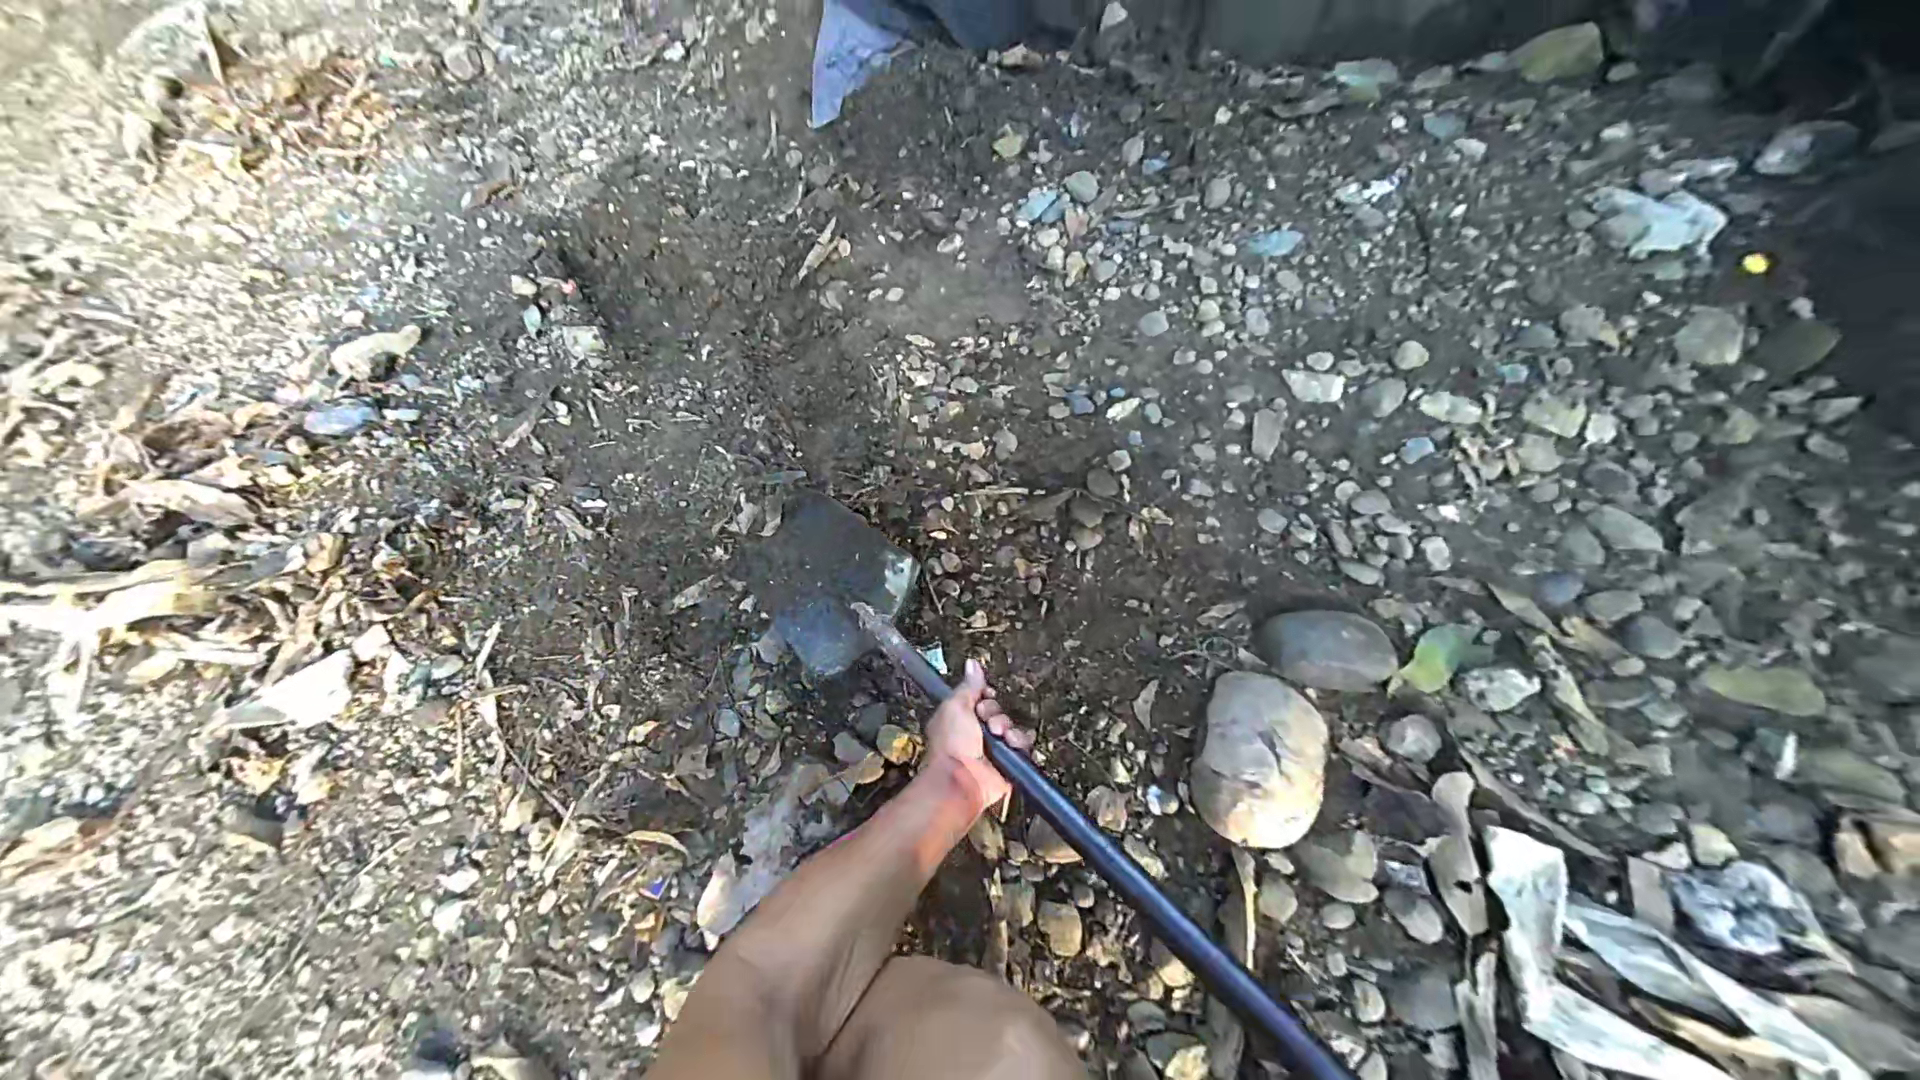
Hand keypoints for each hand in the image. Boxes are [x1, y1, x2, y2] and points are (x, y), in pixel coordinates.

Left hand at [924, 659, 1032, 817]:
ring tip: (999, 735)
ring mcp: (993, 749)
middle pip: (998, 711)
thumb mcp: (956, 705)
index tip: (984, 696)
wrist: (961, 778)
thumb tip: (972, 663)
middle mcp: (976, 733)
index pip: (981, 699)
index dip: (985, 696)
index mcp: (960, 718)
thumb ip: (968, 686)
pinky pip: (1022, 745)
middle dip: (995, 713)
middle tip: (987, 722)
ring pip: (1012, 726)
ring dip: (1008, 727)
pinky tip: (1010, 743)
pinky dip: (1019, 742)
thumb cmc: (951, 743)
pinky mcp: (1008, 763)